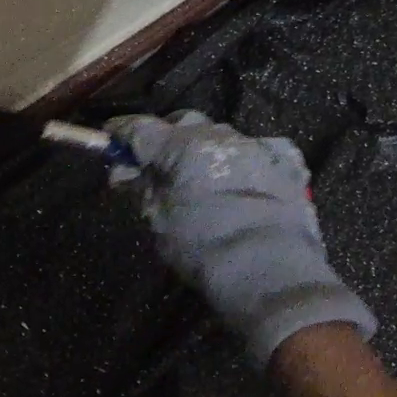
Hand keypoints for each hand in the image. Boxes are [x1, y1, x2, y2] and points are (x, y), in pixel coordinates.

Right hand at [107, 111, 375, 365]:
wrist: (272, 273)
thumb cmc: (203, 247)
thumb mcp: (158, 219)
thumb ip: (140, 188)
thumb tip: (123, 172)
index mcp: (179, 145)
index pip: (139, 127)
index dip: (121, 132)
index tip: (110, 140)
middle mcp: (215, 135)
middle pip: (181, 123)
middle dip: (165, 137)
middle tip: (158, 164)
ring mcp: (254, 146)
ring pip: (219, 134)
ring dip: (204, 148)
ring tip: (201, 174)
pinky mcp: (286, 164)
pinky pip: (260, 148)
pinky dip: (246, 157)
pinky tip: (244, 174)